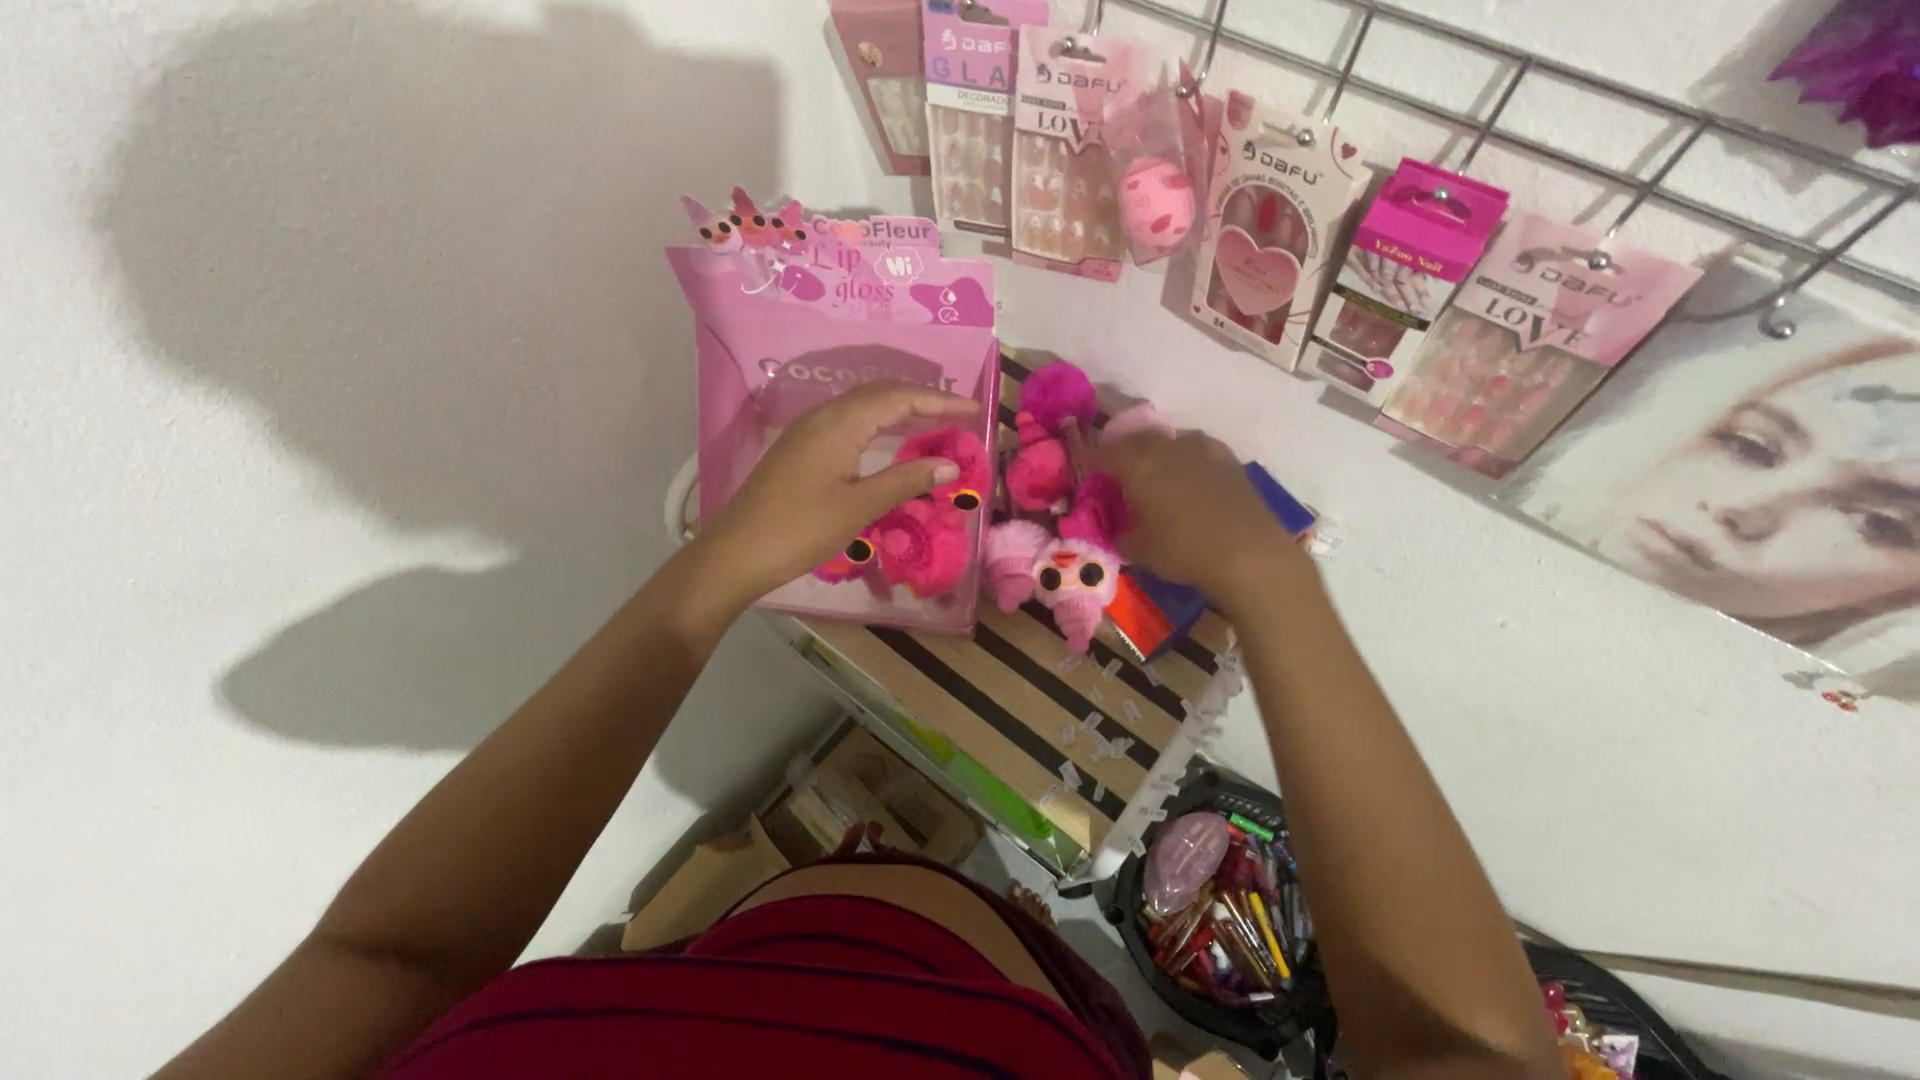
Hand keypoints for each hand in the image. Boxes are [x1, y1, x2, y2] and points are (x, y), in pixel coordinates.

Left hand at [697, 380, 979, 601]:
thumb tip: (950, 464)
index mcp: (840, 422)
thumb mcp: (860, 506)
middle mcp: (824, 415)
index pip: (899, 397)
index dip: (939, 400)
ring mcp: (808, 431)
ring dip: (899, 408)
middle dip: (922, 399)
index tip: (975, 409)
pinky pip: (848, 421)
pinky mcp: (800, 448)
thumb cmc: (800, 529)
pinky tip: (889, 440)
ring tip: (933, 421)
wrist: (735, 553)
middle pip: (880, 393)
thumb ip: (906, 480)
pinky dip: (878, 423)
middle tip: (959, 414)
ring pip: (862, 406)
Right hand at [1091, 430, 1311, 603]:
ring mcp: (1201, 449)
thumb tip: (1120, 530)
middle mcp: (1167, 447)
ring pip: (1169, 441)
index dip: (1093, 461)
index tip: (1089, 472)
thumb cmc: (1183, 550)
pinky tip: (1190, 477)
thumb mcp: (1139, 550)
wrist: (1248, 552)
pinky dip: (1187, 460)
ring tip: (1156, 472)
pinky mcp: (1228, 459)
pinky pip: (1197, 450)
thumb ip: (1122, 534)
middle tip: (1119, 471)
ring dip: (1157, 452)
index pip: (1104, 452)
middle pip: (1136, 439)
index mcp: (1137, 464)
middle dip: (1124, 451)